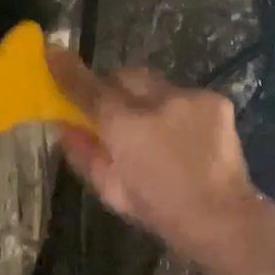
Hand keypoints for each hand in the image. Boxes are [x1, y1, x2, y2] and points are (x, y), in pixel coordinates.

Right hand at [45, 47, 274, 274]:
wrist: (223, 219)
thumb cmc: (160, 212)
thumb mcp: (111, 191)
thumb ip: (84, 153)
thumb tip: (64, 128)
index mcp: (127, 128)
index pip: (89, 89)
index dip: (67, 72)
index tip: (52, 54)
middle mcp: (158, 101)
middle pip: (125, 76)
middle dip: (113, 87)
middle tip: (110, 109)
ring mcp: (191, 97)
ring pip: (156, 84)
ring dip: (146, 99)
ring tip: (152, 130)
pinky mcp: (216, 101)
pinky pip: (184, 96)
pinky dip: (176, 110)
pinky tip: (181, 135)